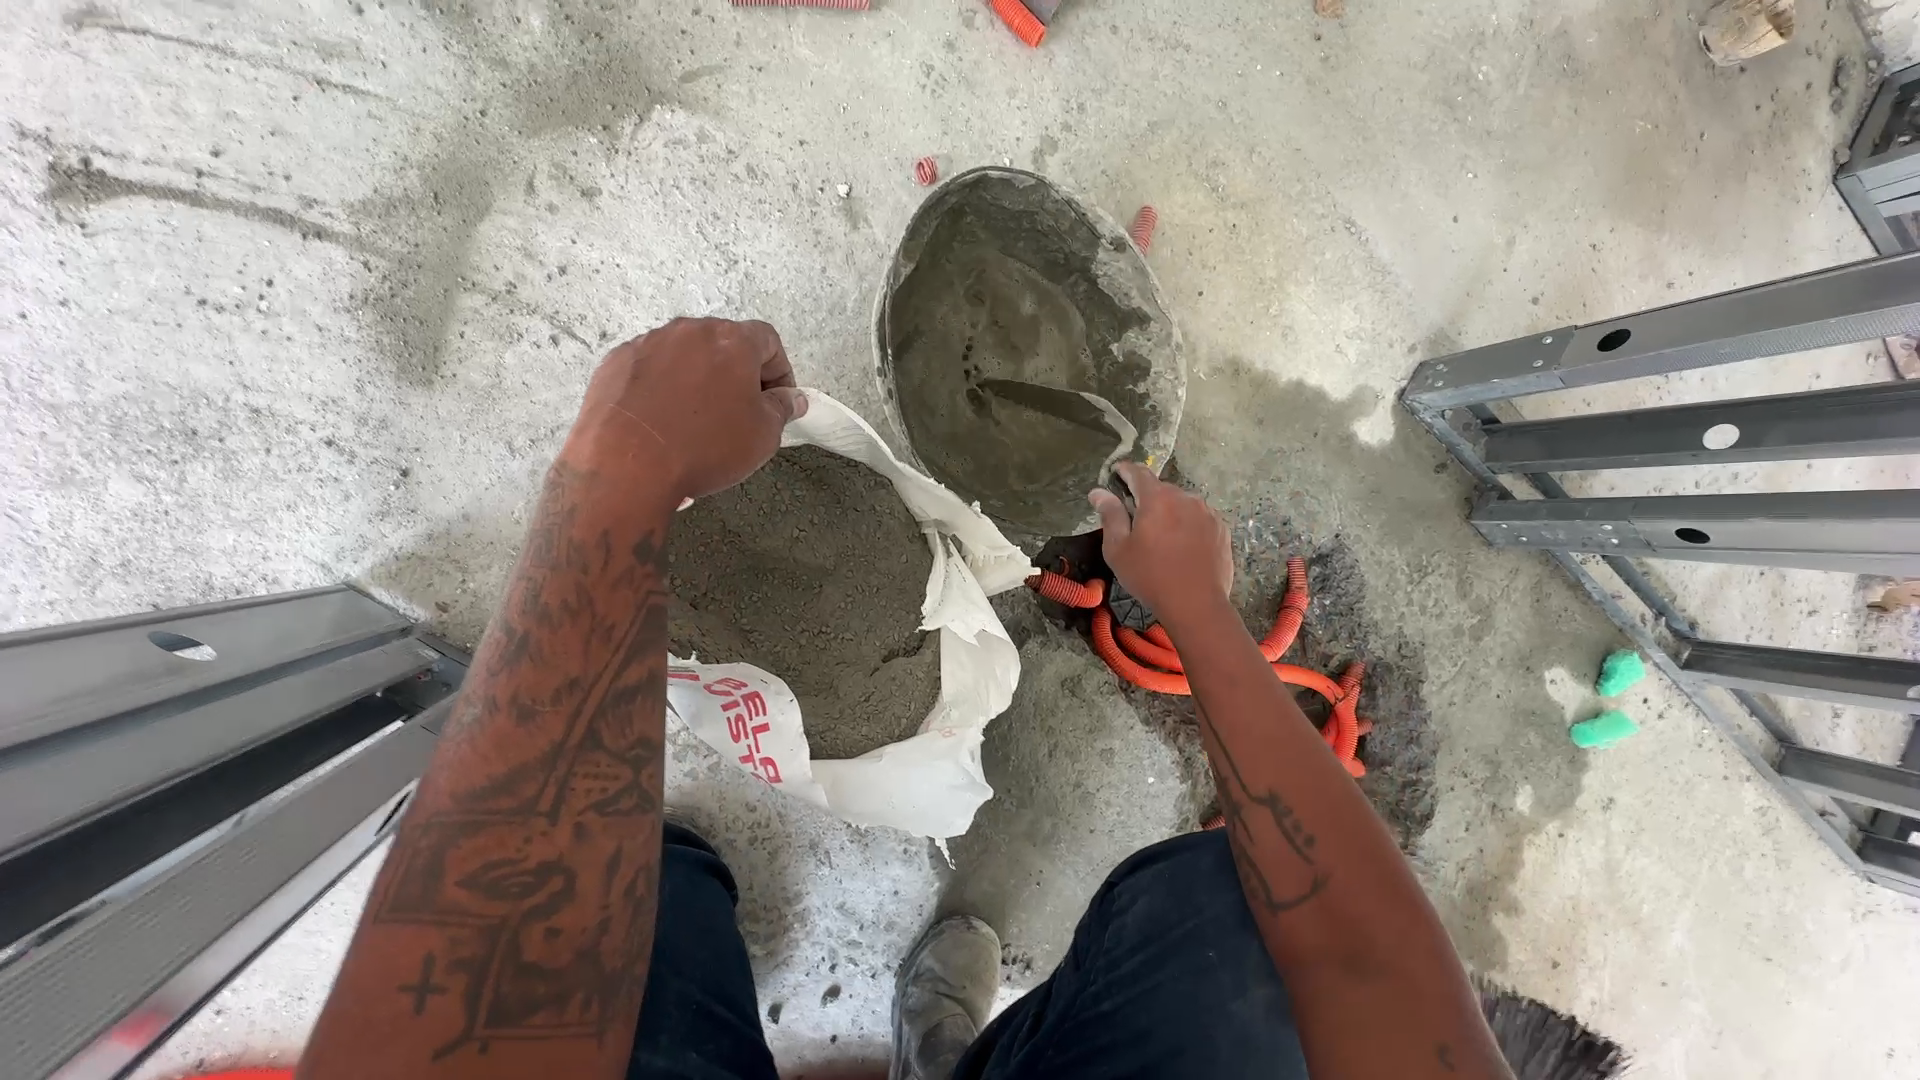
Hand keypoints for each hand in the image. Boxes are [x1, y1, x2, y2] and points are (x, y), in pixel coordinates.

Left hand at [561, 317, 807, 500]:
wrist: (627, 465)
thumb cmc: (705, 447)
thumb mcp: (763, 435)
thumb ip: (782, 409)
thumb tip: (791, 398)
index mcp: (732, 341)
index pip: (768, 340)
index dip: (779, 370)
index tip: (778, 400)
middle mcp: (690, 330)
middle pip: (724, 343)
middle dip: (738, 373)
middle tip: (741, 412)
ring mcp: (649, 343)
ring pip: (686, 354)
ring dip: (699, 378)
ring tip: (697, 419)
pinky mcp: (617, 361)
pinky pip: (651, 368)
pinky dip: (663, 387)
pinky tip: (662, 421)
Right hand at [1089, 462, 1232, 627]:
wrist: (1196, 604)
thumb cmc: (1150, 576)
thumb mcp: (1118, 549)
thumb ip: (1110, 515)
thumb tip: (1098, 492)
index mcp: (1157, 499)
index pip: (1138, 473)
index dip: (1125, 470)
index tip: (1116, 473)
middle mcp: (1185, 498)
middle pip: (1161, 490)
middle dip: (1147, 499)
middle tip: (1135, 520)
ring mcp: (1207, 513)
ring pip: (1182, 504)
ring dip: (1169, 512)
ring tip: (1162, 538)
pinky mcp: (1221, 529)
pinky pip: (1198, 519)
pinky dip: (1187, 525)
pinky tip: (1183, 547)